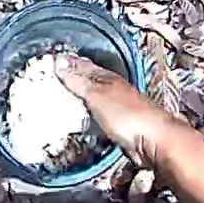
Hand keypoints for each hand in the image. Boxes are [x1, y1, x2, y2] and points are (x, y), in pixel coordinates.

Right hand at [57, 55, 179, 168]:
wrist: (153, 140)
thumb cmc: (126, 114)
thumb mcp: (98, 95)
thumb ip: (80, 82)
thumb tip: (59, 63)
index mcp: (107, 77)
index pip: (83, 66)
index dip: (68, 63)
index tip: (50, 62)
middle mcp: (112, 88)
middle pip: (88, 81)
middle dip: (71, 79)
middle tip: (50, 80)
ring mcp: (116, 106)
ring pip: (91, 97)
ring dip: (77, 97)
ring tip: (58, 99)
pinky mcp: (117, 125)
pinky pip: (95, 115)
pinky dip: (84, 114)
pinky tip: (77, 119)